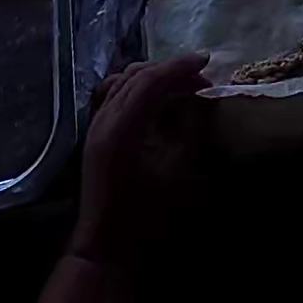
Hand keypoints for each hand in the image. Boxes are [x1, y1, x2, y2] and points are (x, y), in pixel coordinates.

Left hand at [69, 53, 210, 269]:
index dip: (180, 66)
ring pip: (124, 81)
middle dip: (170, 70)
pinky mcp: (96, 129)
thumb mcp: (176, 171)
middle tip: (200, 77)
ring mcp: (96, 122)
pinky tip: (154, 96)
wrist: (106, 242)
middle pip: (137, 76)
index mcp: (122, 125)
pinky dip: (137, 86)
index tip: (206, 60)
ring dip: (153, 76)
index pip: (151, 80)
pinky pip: (115, 93)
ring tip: (180, 83)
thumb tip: (198, 102)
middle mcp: (105, 116)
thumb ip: (188, 130)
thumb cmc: (146, 215)